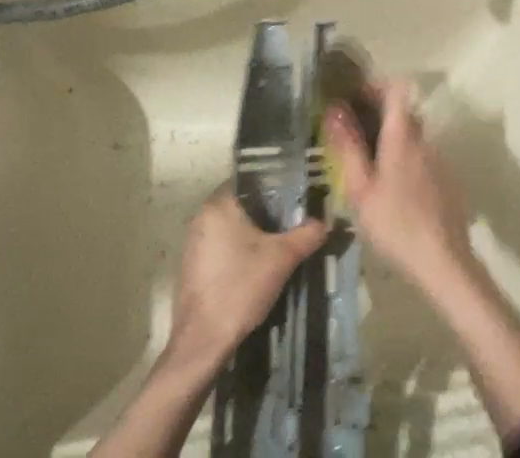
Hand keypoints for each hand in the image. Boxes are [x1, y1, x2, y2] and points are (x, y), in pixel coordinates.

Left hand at [166, 186, 326, 376]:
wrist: (203, 338)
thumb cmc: (241, 287)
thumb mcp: (282, 258)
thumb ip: (307, 234)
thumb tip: (325, 222)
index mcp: (218, 205)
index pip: (250, 180)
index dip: (275, 186)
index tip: (296, 197)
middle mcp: (201, 217)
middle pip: (242, 203)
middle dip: (268, 212)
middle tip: (295, 220)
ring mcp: (194, 241)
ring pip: (232, 226)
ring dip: (254, 232)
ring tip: (282, 242)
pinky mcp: (194, 264)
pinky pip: (222, 244)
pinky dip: (240, 249)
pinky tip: (259, 264)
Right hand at [323, 80, 475, 289]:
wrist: (443, 261)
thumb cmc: (394, 224)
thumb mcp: (360, 189)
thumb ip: (348, 146)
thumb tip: (334, 109)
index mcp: (402, 137)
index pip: (397, 90)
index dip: (377, 86)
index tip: (356, 98)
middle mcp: (425, 141)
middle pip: (405, 113)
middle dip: (380, 115)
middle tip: (353, 135)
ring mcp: (441, 160)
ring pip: (415, 137)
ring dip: (393, 140)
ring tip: (370, 165)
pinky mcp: (449, 180)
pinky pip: (424, 157)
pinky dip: (407, 160)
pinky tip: (394, 189)